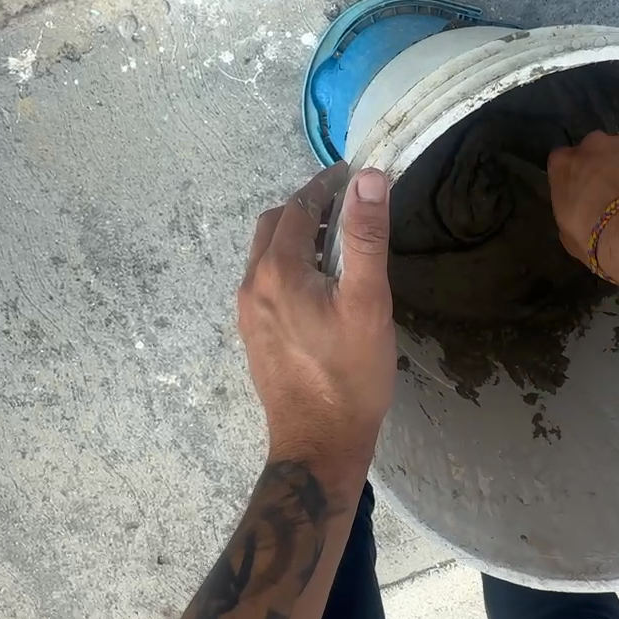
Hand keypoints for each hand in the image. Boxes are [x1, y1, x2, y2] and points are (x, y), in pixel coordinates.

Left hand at [239, 165, 395, 487]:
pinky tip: (317, 281)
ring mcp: (248, 311)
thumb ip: (365, 236)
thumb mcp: (367, 300)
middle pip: (275, 224)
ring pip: (266, 252)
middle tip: (347, 206)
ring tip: (336, 240)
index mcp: (278, 269)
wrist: (318, 444)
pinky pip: (266, 278)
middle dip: (308, 206)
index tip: (351, 173)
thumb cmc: (350, 373)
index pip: (298, 206)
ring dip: (296, 234)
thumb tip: (370, 178)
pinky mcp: (253, 333)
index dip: (325, 184)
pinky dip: (288, 261)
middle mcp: (253, 283)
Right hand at [547, 131, 618, 299]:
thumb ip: (571, 210)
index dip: (574, 177)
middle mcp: (595, 144)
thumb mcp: (569, 234)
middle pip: (596, 150)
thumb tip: (581, 209)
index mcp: (565, 164)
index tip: (582, 194)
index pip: (562, 161)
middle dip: (604, 167)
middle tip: (615, 195)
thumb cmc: (601, 240)